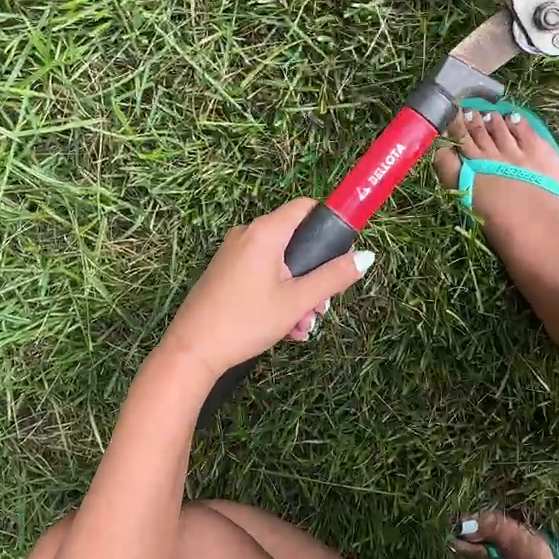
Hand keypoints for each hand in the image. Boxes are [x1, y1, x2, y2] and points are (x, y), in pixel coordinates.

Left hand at [159, 198, 373, 381]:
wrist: (191, 351)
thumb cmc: (245, 322)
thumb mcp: (297, 301)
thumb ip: (333, 277)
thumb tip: (366, 257)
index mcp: (266, 232)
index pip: (306, 207)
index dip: (328, 225)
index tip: (341, 253)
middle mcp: (248, 234)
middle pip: (295, 242)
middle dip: (314, 276)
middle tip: (320, 309)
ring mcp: (233, 253)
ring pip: (280, 264)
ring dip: (298, 293)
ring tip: (301, 328)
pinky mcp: (225, 272)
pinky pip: (262, 274)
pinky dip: (278, 296)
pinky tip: (285, 329)